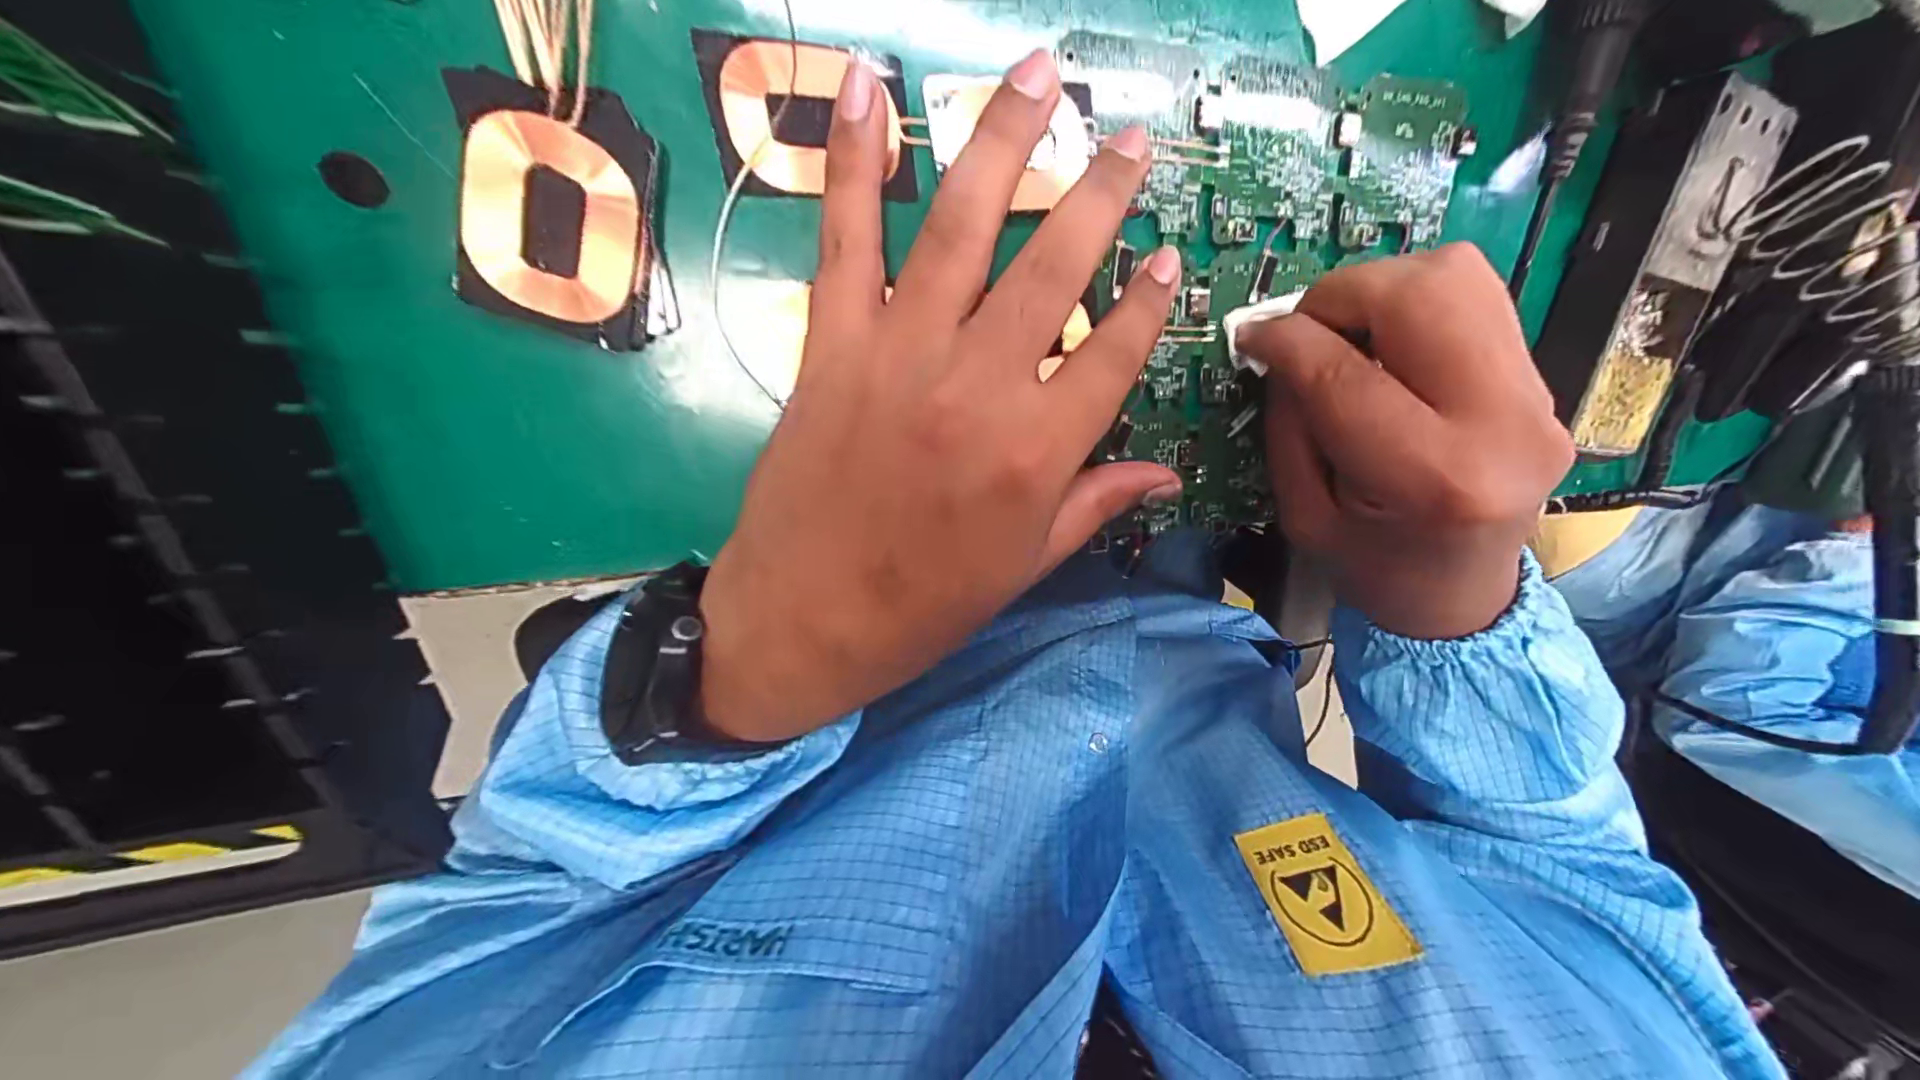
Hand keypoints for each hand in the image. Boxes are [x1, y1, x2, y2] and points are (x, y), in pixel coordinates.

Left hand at [698, 50, 1183, 740]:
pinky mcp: (831, 348)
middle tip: (1130, 138)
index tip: (1169, 256)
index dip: (1151, 303)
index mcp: (1036, 455)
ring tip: (1038, 75)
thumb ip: (1094, 504)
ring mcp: (899, 358)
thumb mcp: (1023, 569)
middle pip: (1052, 270)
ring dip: (1002, 143)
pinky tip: (863, 90)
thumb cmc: (922, 609)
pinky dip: (849, 162)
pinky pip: (844, 241)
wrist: (804, 623)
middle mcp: (978, 390)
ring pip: (960, 230)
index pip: (1116, 355)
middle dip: (1099, 195)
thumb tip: (1166, 471)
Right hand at [1239, 245, 1573, 638]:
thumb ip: (1290, 426)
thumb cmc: (1370, 569)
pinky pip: (1473, 300)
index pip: (1344, 373)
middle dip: (1340, 295)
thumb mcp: (1302, 514)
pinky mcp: (1542, 381)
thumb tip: (1280, 349)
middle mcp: (1501, 422)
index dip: (1284, 342)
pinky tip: (1383, 343)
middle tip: (1303, 329)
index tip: (1250, 337)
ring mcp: (1536, 395)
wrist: (1462, 596)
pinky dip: (1412, 305)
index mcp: (1430, 477)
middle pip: (1422, 294)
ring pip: (1457, 276)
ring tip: (1343, 332)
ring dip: (1379, 291)